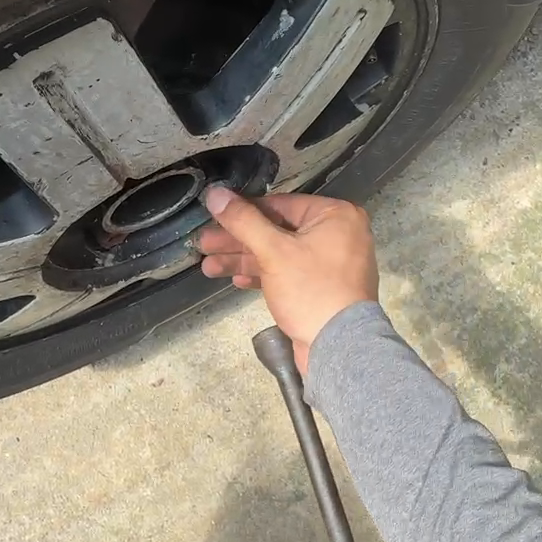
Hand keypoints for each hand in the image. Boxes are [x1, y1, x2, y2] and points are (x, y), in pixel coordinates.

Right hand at [196, 187, 377, 372]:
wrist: (338, 347)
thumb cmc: (311, 290)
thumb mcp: (273, 251)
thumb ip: (243, 221)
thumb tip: (215, 194)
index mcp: (336, 216)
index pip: (280, 205)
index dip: (243, 212)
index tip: (214, 216)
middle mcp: (338, 235)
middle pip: (277, 231)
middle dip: (238, 241)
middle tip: (204, 244)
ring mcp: (331, 265)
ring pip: (280, 255)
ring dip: (244, 261)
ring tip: (208, 266)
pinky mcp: (322, 290)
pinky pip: (289, 274)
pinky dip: (264, 276)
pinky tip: (237, 281)